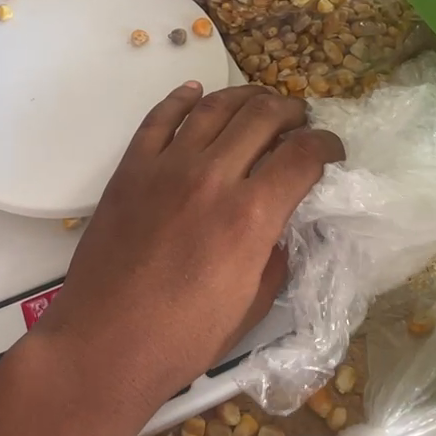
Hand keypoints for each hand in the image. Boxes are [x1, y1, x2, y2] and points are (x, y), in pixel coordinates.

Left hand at [0, 84, 342, 435]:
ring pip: (215, 106)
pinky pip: (160, 117)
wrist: (103, 344)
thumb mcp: (251, 307)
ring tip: (261, 102)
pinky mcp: (131, 166)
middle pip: (263, 116)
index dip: (326, 146)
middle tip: (300, 121)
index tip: (332, 150)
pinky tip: (196, 91)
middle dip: (292, 112)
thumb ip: (274, 255)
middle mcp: (212, 175)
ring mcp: (166, 165)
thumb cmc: (182, 339)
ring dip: (246, 96)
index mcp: (249, 215)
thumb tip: (279, 223)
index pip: (302, 156)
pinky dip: (181, 98)